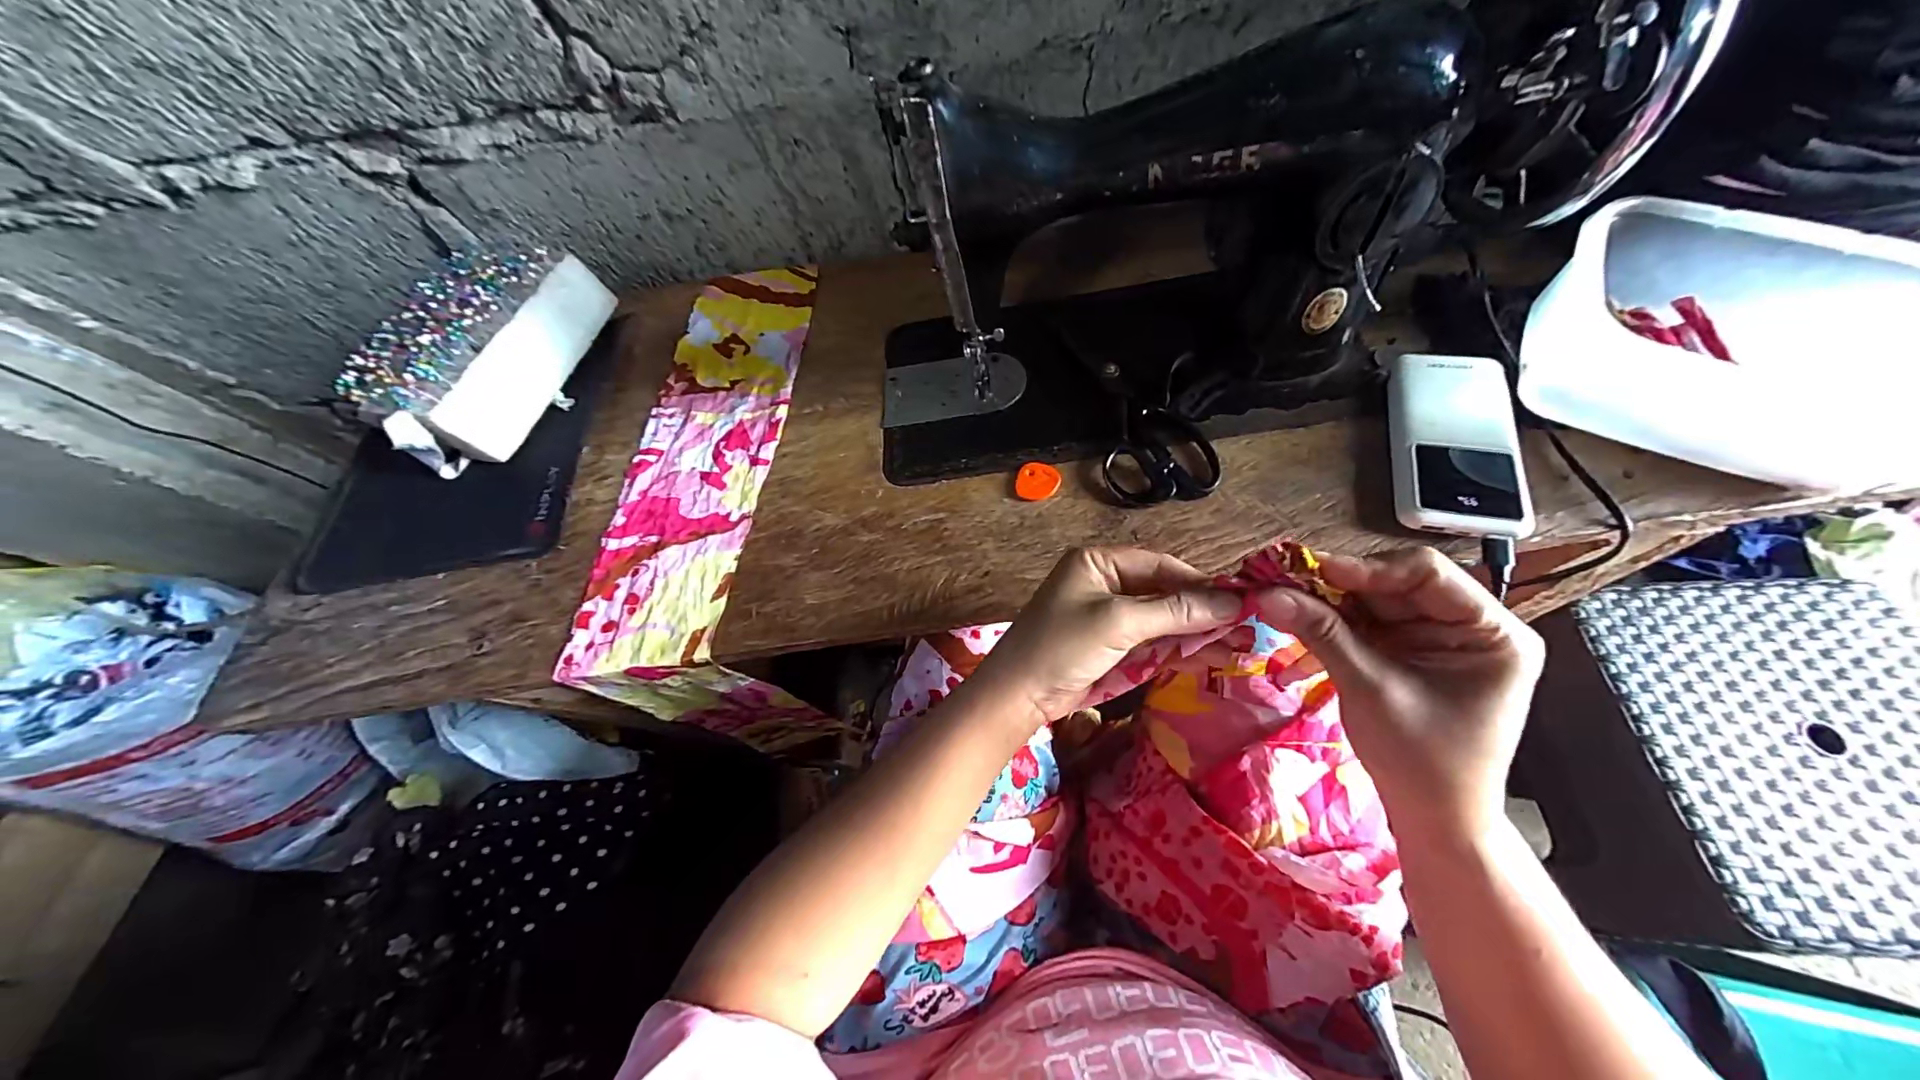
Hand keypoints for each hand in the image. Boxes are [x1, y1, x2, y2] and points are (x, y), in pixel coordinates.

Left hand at [968, 547, 1243, 730]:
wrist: (1017, 697)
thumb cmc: (1060, 647)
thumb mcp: (1118, 623)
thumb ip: (1175, 611)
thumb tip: (1231, 602)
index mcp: (1098, 562)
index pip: (1160, 566)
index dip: (1200, 584)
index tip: (1240, 601)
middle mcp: (1105, 583)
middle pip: (1166, 593)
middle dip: (1204, 612)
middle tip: (1249, 628)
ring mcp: (1110, 618)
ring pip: (1164, 621)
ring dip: (1198, 635)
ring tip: (1242, 646)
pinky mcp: (1112, 648)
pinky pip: (1153, 644)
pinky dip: (1181, 651)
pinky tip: (1213, 658)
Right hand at [1250, 546, 1543, 843]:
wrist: (1435, 818)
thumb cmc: (1423, 761)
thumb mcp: (1371, 690)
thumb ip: (1323, 633)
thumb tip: (1269, 593)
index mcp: (1493, 633)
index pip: (1427, 574)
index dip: (1365, 568)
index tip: (1310, 570)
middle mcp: (1469, 627)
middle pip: (1394, 585)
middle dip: (1337, 587)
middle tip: (1283, 585)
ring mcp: (1437, 639)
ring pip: (1373, 602)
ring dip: (1327, 606)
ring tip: (1282, 606)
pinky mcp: (1408, 652)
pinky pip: (1365, 624)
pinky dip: (1330, 627)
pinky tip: (1299, 630)